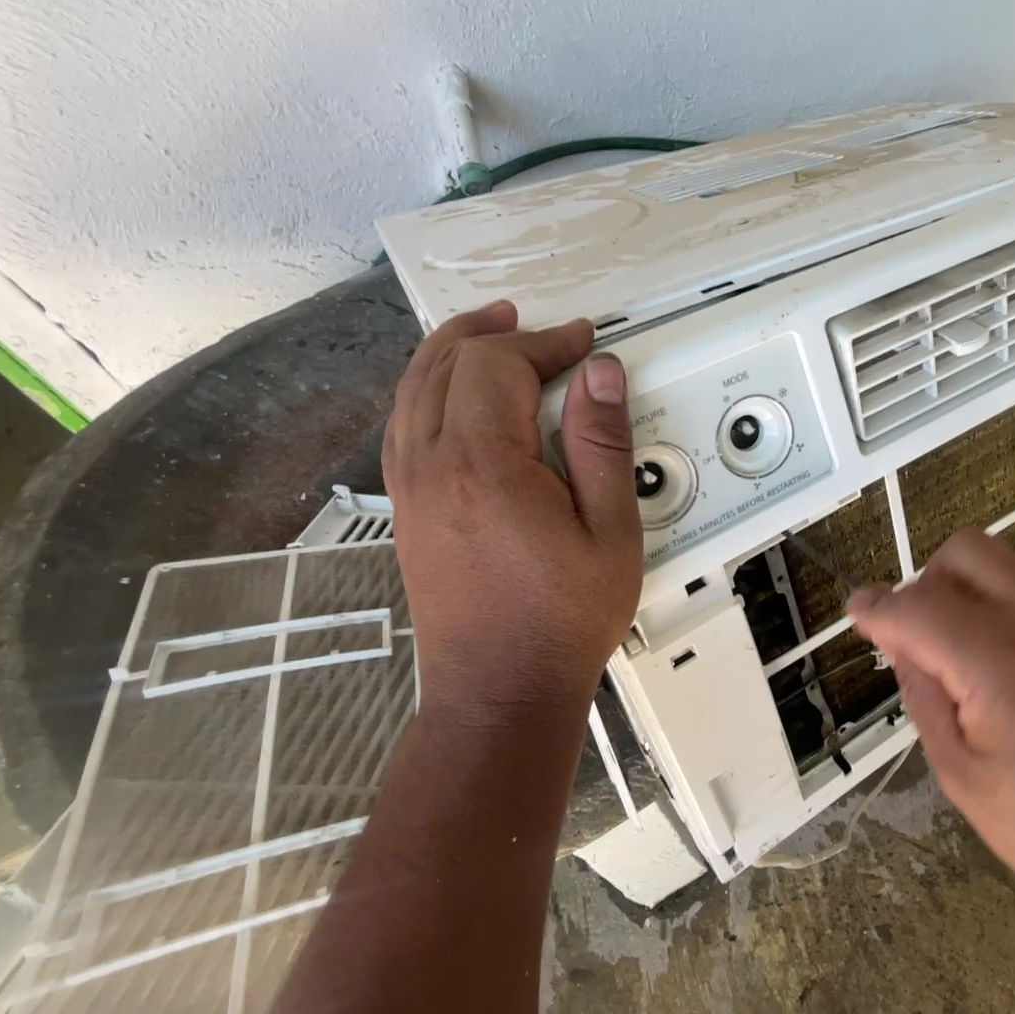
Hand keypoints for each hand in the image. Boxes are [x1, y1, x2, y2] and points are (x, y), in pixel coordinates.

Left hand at [383, 301, 642, 726]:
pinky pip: (405, 422)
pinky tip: (451, 390)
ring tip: (488, 330)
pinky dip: (428, 386)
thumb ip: (603, 445)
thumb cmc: (563, 618)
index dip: (545, 342)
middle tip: (536, 324)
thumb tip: (601, 373)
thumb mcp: (610, 532)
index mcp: (486, 466)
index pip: (501, 366)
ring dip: (452, 349)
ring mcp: (409, 487)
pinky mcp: (406, 508)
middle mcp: (433, 465)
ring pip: (414, 387)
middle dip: (497, 333)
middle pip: (450, 364)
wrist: (499, 690)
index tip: (584, 340)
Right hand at [847, 530, 1014, 922]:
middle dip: (925, 583)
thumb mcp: (958, 771)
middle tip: (917, 639)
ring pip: (999, 564)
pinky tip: (994, 666)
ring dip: (961, 592)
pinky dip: (995, 607)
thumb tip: (897, 640)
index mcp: (1000, 666)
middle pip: (966, 551)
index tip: (857, 612)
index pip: (920, 606)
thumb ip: (922, 692)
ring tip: (956, 658)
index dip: (878, 607)